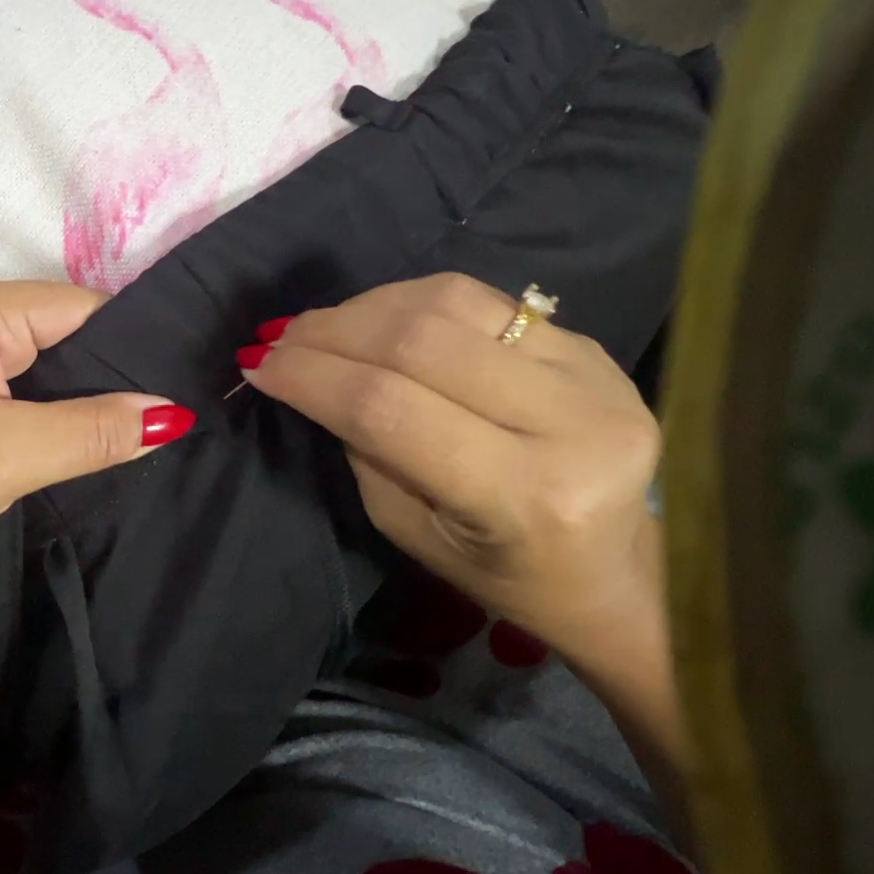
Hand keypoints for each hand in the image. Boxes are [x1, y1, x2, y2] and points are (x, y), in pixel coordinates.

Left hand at [0, 278, 194, 582]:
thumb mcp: (7, 456)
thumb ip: (93, 429)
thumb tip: (172, 413)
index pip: (78, 307)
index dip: (134, 347)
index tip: (186, 388)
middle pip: (56, 331)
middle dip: (104, 377)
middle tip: (165, 422)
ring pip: (31, 364)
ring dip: (70, 400)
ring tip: (129, 435)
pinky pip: (2, 386)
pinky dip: (35, 412)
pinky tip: (67, 442)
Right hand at [240, 273, 661, 659]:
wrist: (615, 574)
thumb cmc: (500, 573)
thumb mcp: (411, 531)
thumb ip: (366, 447)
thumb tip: (310, 374)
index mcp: (525, 495)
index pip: (391, 409)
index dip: (313, 378)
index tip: (258, 367)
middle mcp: (573, 423)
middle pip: (421, 343)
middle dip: (331, 333)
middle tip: (280, 340)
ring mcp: (594, 374)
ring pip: (451, 303)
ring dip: (366, 307)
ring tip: (321, 327)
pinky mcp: (593, 346)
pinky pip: (484, 300)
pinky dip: (412, 302)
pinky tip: (377, 319)